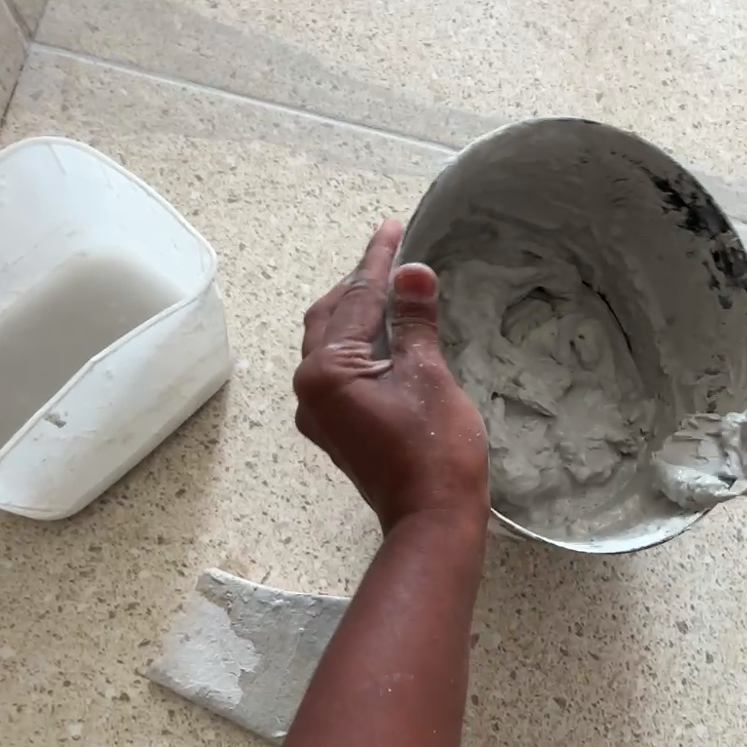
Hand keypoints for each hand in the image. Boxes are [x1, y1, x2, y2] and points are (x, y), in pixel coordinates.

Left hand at [294, 221, 488, 532]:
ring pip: (332, 345)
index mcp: (326, 371)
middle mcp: (310, 389)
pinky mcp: (338, 429)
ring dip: (357, 313)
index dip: (379, 261)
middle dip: (360, 283)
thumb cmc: (435, 450)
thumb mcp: (429, 376)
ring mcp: (321, 413)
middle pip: (332, 318)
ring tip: (388, 288)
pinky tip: (383, 337)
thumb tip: (413, 271)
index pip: (356, 300)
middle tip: (392, 253)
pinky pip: (340, 371)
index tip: (393, 227)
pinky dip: (359, 345)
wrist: (433, 519)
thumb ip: (415, 321)